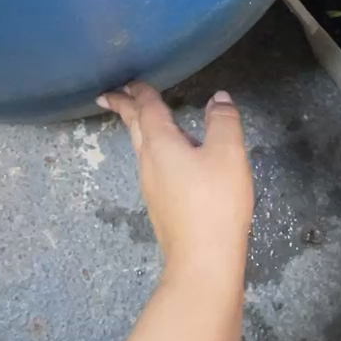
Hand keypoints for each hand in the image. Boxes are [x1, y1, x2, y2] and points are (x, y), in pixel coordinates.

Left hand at [97, 83, 253, 292]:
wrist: (203, 259)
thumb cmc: (215, 201)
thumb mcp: (228, 154)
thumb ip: (224, 121)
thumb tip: (218, 98)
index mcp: (161, 144)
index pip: (146, 109)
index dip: (140, 91)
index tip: (130, 81)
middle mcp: (149, 162)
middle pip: (134, 127)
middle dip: (124, 107)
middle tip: (112, 94)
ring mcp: (152, 186)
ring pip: (141, 147)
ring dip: (138, 127)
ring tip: (141, 118)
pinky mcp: (161, 204)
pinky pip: (152, 164)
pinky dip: (153, 147)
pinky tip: (169, 156)